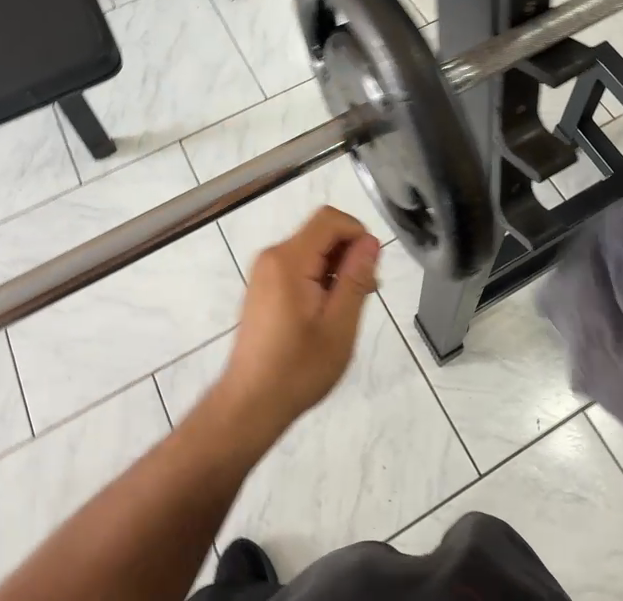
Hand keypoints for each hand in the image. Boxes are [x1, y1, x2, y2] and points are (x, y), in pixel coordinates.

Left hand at [213, 206, 382, 434]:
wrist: (251, 403)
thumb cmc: (298, 368)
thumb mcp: (339, 324)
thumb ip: (356, 277)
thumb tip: (370, 241)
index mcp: (288, 260)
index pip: (330, 219)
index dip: (358, 234)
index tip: (371, 270)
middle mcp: (272, 257)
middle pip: (321, 233)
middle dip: (349, 255)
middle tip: (365, 295)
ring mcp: (264, 272)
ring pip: (312, 250)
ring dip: (337, 269)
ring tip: (347, 310)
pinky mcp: (263, 288)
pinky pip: (299, 267)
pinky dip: (319, 279)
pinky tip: (327, 314)